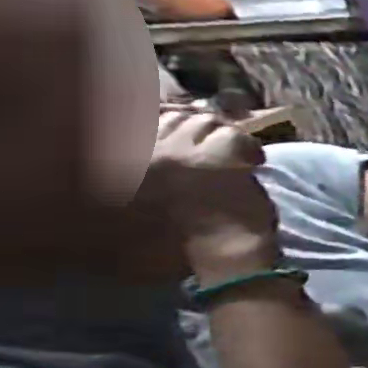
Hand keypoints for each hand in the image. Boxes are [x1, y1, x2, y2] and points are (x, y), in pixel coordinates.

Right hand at [139, 110, 275, 273]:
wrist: (220, 248)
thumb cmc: (192, 226)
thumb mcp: (155, 188)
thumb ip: (157, 159)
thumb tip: (178, 126)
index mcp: (114, 161)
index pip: (146, 121)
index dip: (180, 129)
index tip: (200, 144)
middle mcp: (136, 152)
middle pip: (178, 119)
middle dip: (205, 132)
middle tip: (225, 155)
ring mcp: (174, 152)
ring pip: (206, 123)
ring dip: (228, 139)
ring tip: (237, 162)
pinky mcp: (210, 156)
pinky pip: (234, 135)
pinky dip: (249, 148)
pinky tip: (253, 166)